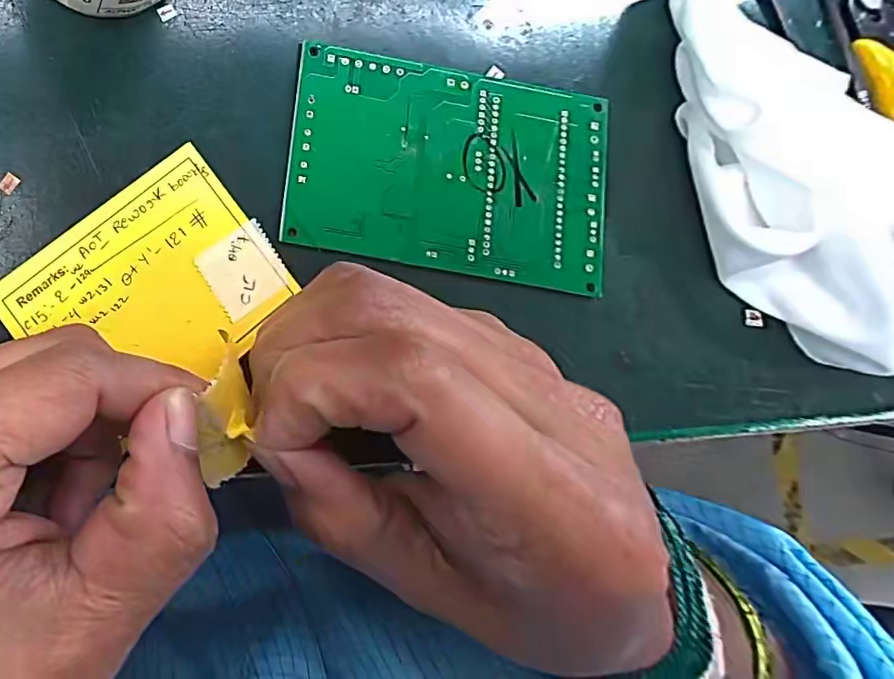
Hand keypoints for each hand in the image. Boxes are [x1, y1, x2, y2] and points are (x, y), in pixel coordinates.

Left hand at [0, 326, 216, 678]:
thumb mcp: (87, 619)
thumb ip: (154, 518)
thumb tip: (179, 409)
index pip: (64, 375)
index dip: (145, 385)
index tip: (198, 417)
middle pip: (50, 357)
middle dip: (114, 408)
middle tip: (134, 486)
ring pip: (38, 361)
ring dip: (85, 420)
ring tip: (77, 505)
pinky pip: (15, 379)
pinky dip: (56, 423)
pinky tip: (48, 487)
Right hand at [249, 264, 670, 675]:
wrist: (626, 578)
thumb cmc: (532, 604)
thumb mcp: (428, 589)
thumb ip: (339, 516)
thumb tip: (274, 440)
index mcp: (549, 491)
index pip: (410, 376)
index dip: (311, 388)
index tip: (275, 439)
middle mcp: (542, 396)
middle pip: (376, 313)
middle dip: (287, 353)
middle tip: (267, 411)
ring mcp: (516, 348)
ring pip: (369, 289)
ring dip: (298, 329)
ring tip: (287, 386)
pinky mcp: (487, 329)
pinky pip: (380, 296)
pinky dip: (324, 323)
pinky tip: (326, 369)